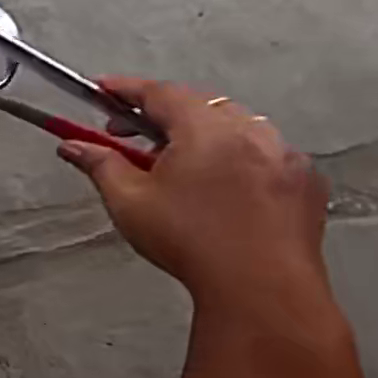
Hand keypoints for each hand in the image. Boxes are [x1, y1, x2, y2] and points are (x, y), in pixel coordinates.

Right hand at [58, 77, 327, 298]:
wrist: (260, 289)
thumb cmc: (189, 241)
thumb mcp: (128, 200)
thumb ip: (99, 164)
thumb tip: (72, 146)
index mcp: (206, 130)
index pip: (160, 92)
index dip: (127, 88)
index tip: (104, 88)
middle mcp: (252, 133)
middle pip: (198, 105)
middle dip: (158, 112)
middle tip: (125, 133)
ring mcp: (285, 156)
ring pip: (234, 125)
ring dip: (198, 132)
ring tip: (171, 160)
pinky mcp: (305, 182)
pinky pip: (263, 151)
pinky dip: (234, 154)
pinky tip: (215, 182)